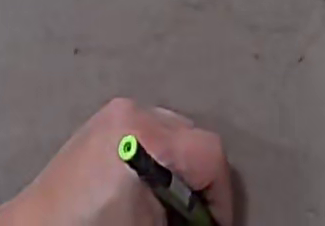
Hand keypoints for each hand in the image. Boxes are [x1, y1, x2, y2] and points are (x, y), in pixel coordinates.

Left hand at [0, 97, 234, 225]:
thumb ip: (188, 216)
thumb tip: (208, 221)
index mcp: (145, 136)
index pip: (210, 152)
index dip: (221, 196)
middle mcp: (133, 111)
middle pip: (193, 137)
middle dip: (200, 181)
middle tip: (191, 221)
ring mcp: (116, 110)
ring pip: (173, 130)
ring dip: (180, 167)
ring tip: (166, 207)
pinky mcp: (103, 118)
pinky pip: (148, 129)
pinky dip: (158, 156)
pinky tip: (145, 189)